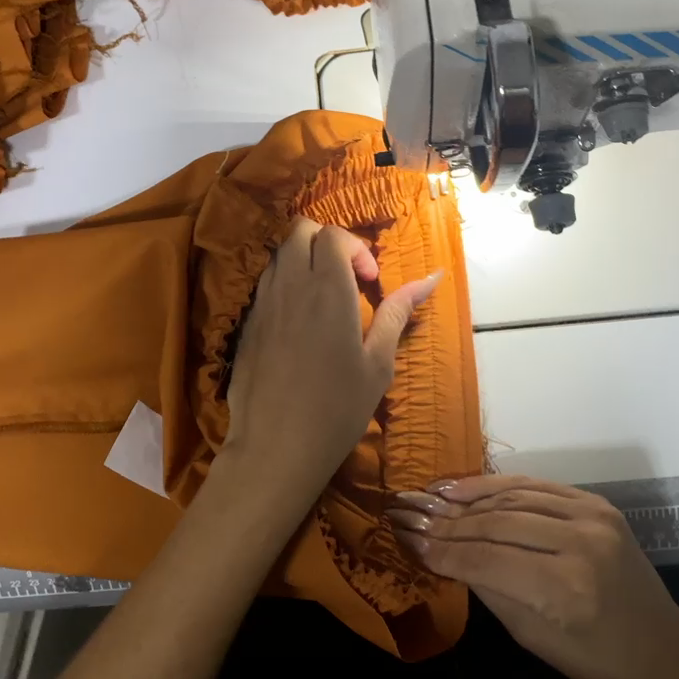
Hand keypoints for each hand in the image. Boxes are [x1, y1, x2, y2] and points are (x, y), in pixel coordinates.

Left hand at [222, 217, 440, 499]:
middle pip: (301, 230)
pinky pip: (265, 281)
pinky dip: (284, 282)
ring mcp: (263, 301)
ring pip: (279, 252)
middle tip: (346, 279)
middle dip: (326, 242)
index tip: (368, 283)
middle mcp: (291, 284)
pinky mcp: (246, 321)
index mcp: (327, 289)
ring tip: (323, 298)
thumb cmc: (337, 409)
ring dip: (303, 259)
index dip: (355, 248)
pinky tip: (299, 321)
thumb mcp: (378, 362)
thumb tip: (432, 277)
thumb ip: (398, 312)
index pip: (333, 234)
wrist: (275, 448)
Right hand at [387, 476, 678, 678]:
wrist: (664, 651)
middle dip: (446, 521)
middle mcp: (580, 542)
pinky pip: (536, 486)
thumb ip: (489, 588)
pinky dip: (498, 485)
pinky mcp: (596, 502)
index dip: (443, 550)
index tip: (405, 539)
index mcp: (566, 588)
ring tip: (429, 496)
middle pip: (497, 523)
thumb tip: (440, 553)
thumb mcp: (535, 637)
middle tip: (406, 513)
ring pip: (513, 496)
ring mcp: (592, 515)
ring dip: (466, 496)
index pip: (488, 560)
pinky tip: (467, 487)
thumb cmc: (596, 660)